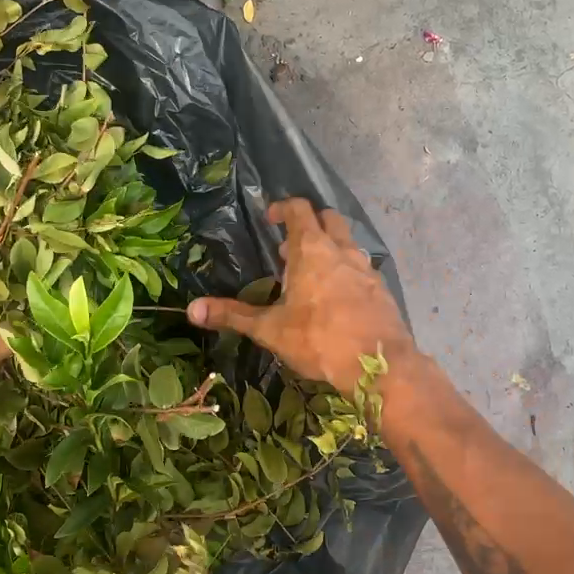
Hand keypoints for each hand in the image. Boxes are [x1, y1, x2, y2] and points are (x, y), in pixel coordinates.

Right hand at [187, 199, 414, 393]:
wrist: (379, 365)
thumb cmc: (319, 339)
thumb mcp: (270, 329)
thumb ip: (232, 315)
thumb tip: (192, 310)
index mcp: (312, 250)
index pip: (299, 209)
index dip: (283, 208)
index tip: (270, 218)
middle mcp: (341, 251)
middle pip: (328, 218)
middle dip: (309, 223)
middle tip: (288, 247)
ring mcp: (366, 269)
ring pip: (347, 243)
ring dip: (329, 248)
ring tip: (310, 274)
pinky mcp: (381, 290)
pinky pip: (361, 268)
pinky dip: (345, 271)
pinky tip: (336, 298)